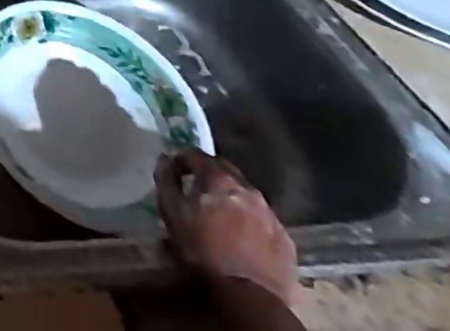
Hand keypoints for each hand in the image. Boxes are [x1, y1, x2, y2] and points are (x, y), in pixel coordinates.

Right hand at [154, 148, 298, 305]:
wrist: (249, 296)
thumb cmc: (203, 249)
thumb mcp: (172, 212)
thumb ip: (166, 180)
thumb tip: (164, 159)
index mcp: (219, 179)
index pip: (196, 154)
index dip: (181, 159)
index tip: (174, 172)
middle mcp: (248, 189)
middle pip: (224, 169)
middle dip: (208, 173)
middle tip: (196, 189)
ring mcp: (270, 213)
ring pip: (246, 194)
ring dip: (231, 196)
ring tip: (220, 213)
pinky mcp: (285, 238)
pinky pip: (263, 218)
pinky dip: (249, 219)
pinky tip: (242, 235)